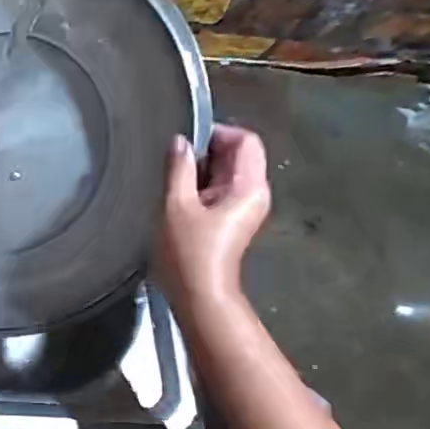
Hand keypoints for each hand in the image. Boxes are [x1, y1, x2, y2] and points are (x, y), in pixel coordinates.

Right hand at [156, 124, 270, 306]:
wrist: (200, 295)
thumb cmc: (189, 252)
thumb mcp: (177, 206)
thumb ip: (179, 168)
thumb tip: (180, 142)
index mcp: (249, 186)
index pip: (245, 140)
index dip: (218, 132)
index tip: (188, 142)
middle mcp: (254, 193)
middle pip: (238, 154)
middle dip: (207, 151)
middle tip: (176, 162)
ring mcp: (244, 207)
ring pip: (227, 171)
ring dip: (202, 169)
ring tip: (175, 179)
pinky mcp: (231, 219)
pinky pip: (220, 189)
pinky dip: (201, 185)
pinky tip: (180, 196)